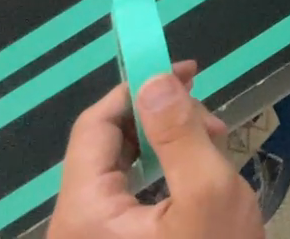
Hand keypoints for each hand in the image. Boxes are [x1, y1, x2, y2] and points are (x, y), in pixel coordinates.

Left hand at [50, 62, 264, 238]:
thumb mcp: (207, 191)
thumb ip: (179, 133)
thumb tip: (156, 80)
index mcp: (84, 212)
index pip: (94, 128)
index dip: (138, 88)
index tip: (190, 69)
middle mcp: (73, 225)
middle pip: (107, 143)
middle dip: (163, 116)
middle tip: (216, 120)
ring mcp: (90, 238)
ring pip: (120, 163)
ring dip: (168, 140)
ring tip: (215, 142)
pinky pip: (128, 188)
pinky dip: (164, 165)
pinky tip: (198, 168)